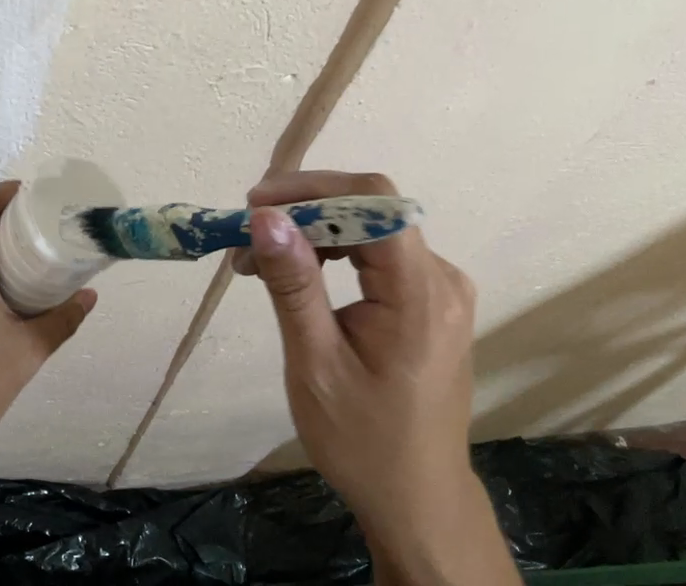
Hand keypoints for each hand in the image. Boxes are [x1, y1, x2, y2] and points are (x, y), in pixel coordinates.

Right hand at [245, 171, 515, 584]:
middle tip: (244, 243)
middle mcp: (441, 278)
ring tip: (258, 263)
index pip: (373, 200)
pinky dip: (331, 253)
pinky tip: (295, 276)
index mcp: (420, 293)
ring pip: (369, 228)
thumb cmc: (362, 439)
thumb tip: (265, 217)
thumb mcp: (315, 363)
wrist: (416, 498)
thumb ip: (293, 284)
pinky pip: (377, 253)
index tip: (254, 206)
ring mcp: (439, 288)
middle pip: (369, 209)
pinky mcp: (428, 300)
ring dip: (310, 233)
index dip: (311, 188)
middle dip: (301, 213)